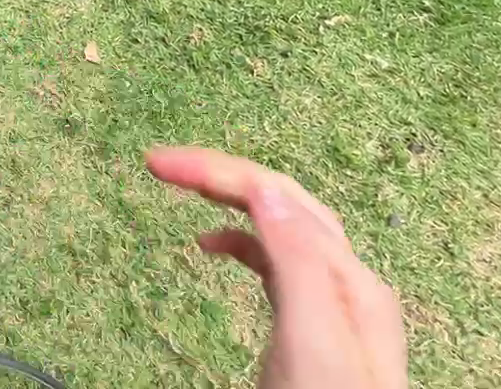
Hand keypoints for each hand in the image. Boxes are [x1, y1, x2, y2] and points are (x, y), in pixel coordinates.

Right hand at [147, 147, 407, 388]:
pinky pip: (271, 255)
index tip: (154, 163)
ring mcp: (328, 297)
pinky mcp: (308, 317)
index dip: (215, 169)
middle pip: (279, 199)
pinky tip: (209, 244)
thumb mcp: (311, 337)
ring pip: (275, 222)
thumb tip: (262, 188)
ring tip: (177, 184)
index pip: (275, 194)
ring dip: (226, 195)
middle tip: (157, 163)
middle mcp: (343, 277)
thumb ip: (296, 264)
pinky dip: (236, 235)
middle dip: (218, 172)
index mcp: (346, 275)